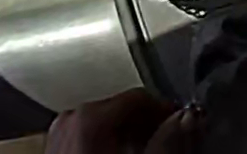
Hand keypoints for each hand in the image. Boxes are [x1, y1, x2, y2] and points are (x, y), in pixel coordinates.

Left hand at [47, 89, 195, 153]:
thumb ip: (170, 143)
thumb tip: (189, 119)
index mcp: (90, 118)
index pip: (141, 98)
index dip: (167, 114)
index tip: (183, 129)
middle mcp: (70, 121)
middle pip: (123, 112)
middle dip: (148, 130)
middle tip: (168, 148)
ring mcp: (58, 142)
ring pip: (107, 130)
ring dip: (130, 143)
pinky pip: (90, 146)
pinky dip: (109, 153)